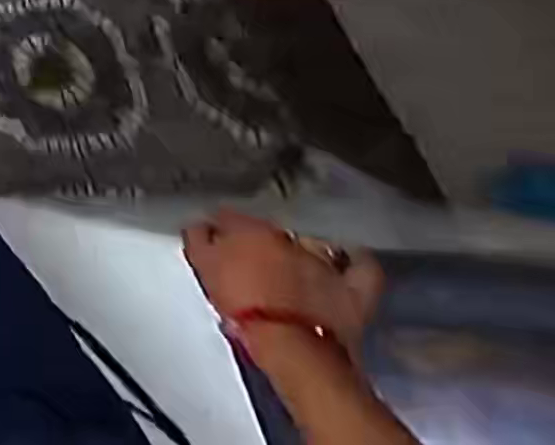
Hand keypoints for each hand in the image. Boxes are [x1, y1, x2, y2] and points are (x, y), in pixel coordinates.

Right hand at [183, 209, 382, 358]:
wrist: (288, 344)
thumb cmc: (238, 302)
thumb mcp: (201, 264)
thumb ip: (197, 237)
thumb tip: (202, 226)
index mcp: (246, 228)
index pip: (227, 216)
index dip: (220, 227)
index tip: (216, 239)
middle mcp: (286, 237)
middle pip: (268, 229)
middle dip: (259, 238)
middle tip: (249, 255)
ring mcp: (322, 262)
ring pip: (310, 242)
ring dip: (300, 247)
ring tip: (292, 259)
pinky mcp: (353, 288)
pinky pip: (362, 267)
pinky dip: (356, 260)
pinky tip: (350, 257)